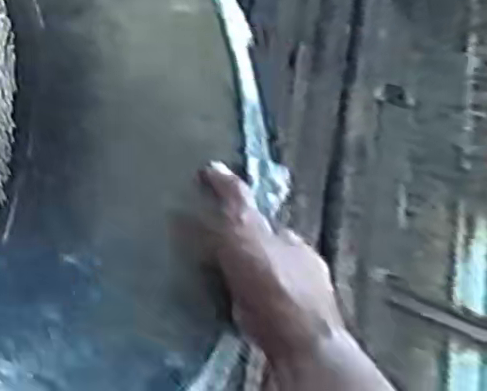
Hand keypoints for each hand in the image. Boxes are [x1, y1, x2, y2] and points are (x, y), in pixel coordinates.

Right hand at [200, 163, 347, 364]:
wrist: (292, 335)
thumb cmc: (269, 275)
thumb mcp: (244, 224)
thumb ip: (232, 197)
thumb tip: (215, 164)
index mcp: (296, 243)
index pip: (264, 221)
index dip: (237, 215)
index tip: (207, 209)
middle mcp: (302, 268)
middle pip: (262, 246)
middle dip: (235, 242)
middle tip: (198, 235)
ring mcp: (296, 296)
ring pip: (257, 272)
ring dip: (234, 266)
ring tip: (199, 261)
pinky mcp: (280, 318)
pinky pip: (250, 294)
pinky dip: (234, 288)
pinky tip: (214, 286)